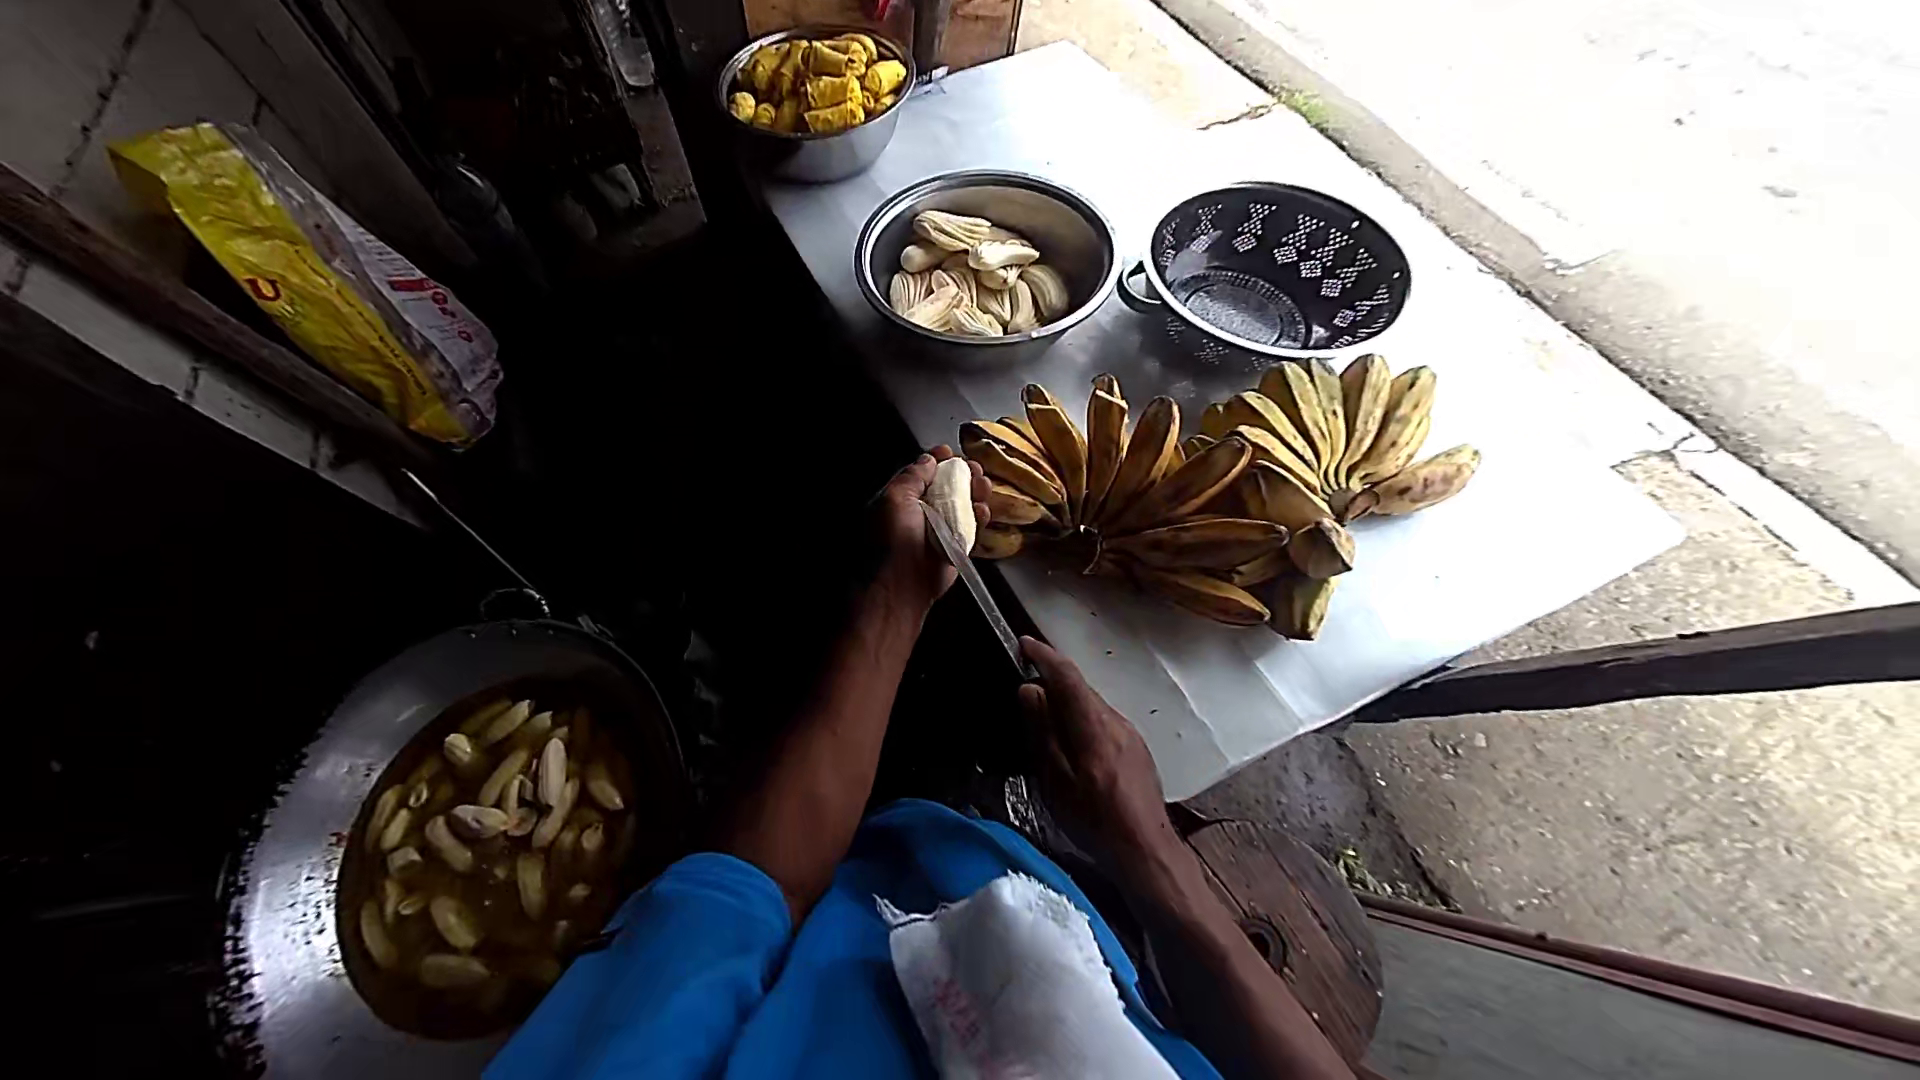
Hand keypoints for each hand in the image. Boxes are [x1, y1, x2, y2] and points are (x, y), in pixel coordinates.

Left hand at [870, 446, 990, 613]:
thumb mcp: (895, 498)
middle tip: (974, 467)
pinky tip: (984, 508)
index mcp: (900, 499)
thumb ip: (913, 476)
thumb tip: (929, 460)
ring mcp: (939, 530)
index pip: (920, 473)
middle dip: (961, 474)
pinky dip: (979, 517)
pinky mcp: (955, 546)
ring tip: (984, 483)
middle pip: (946, 486)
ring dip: (975, 492)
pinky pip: (971, 528)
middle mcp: (919, 512)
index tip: (949, 451)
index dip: (935, 460)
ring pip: (962, 505)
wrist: (901, 583)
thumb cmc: (892, 538)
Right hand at [1017, 637, 1184, 886]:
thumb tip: (1030, 689)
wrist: (1147, 851)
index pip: (1068, 676)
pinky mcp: (1136, 747)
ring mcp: (1130, 733)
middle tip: (1026, 677)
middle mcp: (1115, 720)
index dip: (1044, 655)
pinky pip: (1103, 718)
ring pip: (1092, 702)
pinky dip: (1081, 714)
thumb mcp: (1057, 781)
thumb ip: (1043, 731)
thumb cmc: (1095, 821)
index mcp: (1094, 726)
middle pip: (1081, 687)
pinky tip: (1071, 735)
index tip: (1023, 643)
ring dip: (1067, 697)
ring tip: (1043, 708)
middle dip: (1053, 675)